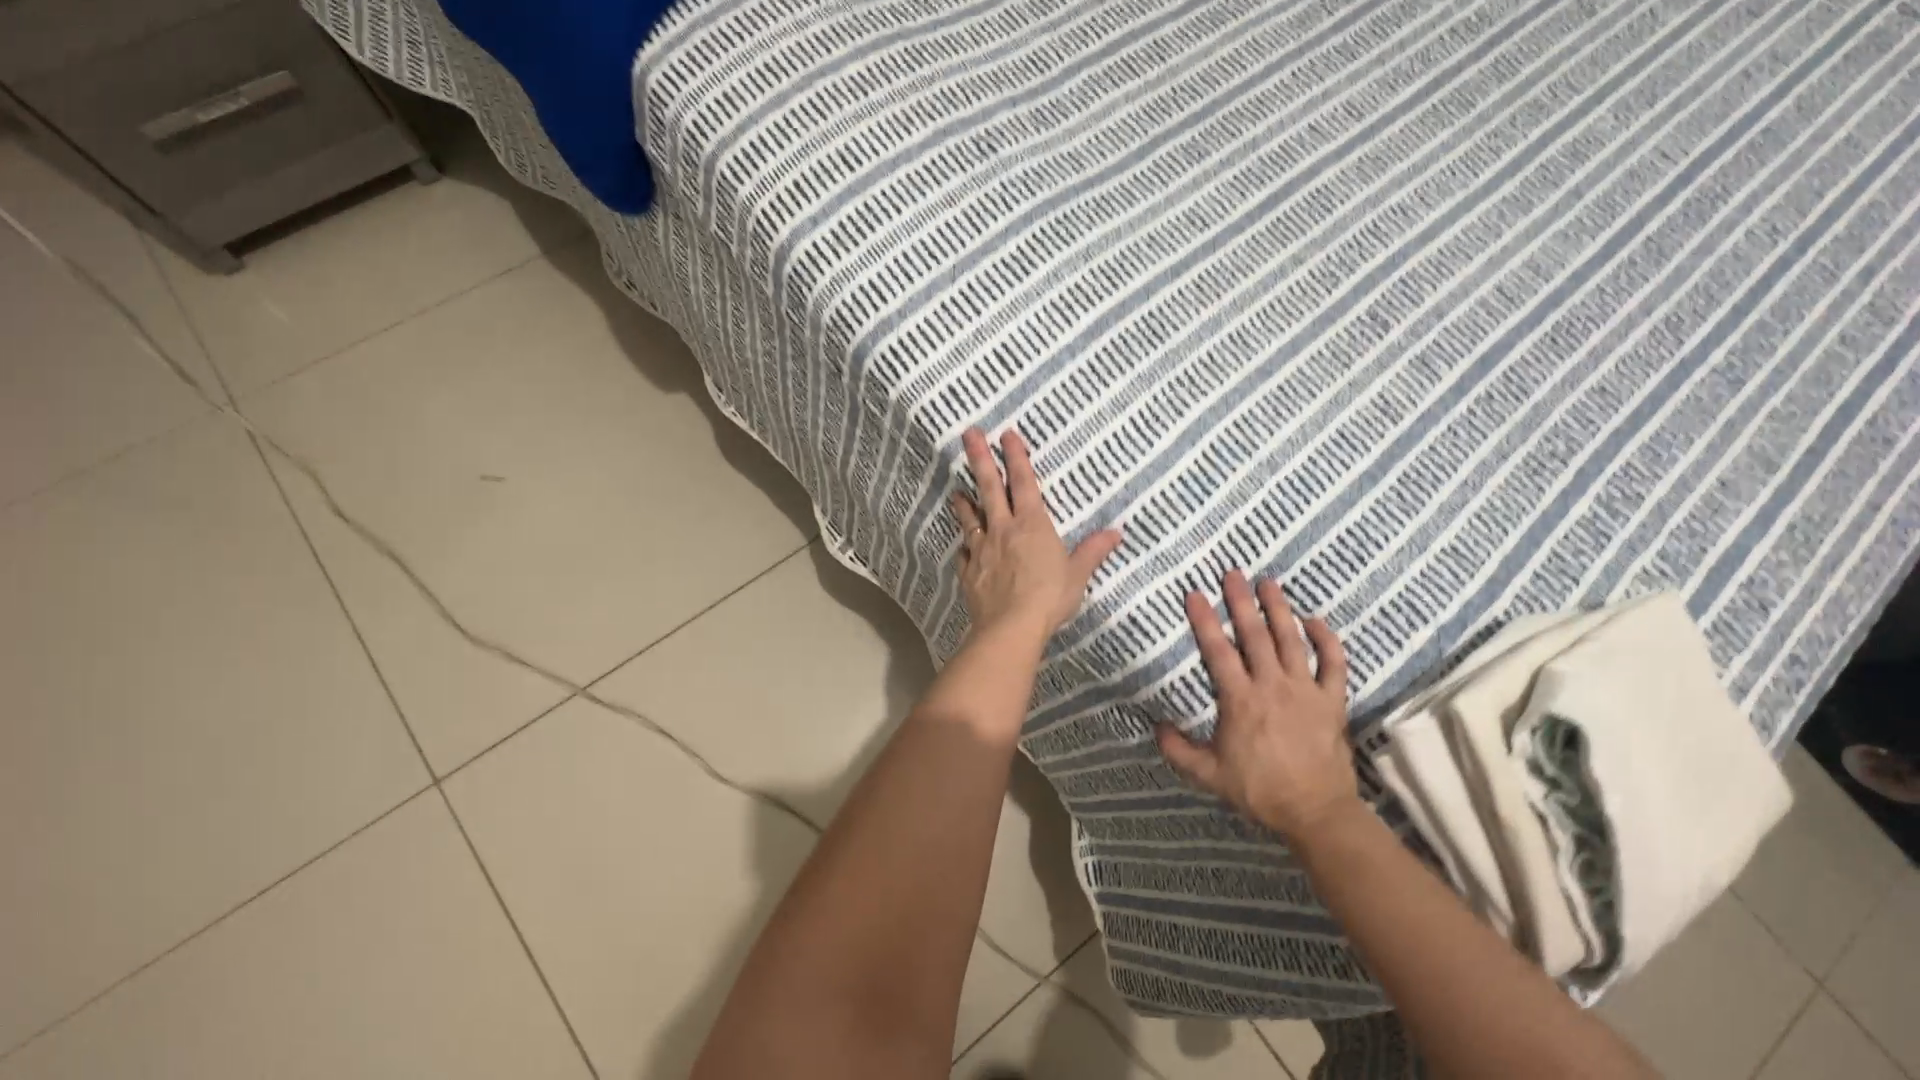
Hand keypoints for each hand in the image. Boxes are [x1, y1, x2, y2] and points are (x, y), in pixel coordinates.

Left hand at [951, 428, 1122, 644]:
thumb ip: (1092, 552)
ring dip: (964, 502)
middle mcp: (1003, 530)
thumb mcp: (1078, 574)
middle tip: (968, 435)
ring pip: (971, 518)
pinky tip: (964, 547)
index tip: (1007, 434)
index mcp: (1032, 525)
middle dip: (980, 458)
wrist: (1010, 627)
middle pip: (989, 488)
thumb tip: (1115, 534)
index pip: (1024, 482)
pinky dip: (964, 547)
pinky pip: (965, 554)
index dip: (1016, 457)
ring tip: (957, 490)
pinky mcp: (969, 572)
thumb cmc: (1049, 598)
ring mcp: (982, 550)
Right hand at [1155, 570, 1360, 841]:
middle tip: (1233, 573)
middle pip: (1255, 635)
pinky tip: (1315, 620)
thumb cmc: (1259, 791)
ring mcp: (1306, 690)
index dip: (1205, 621)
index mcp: (1240, 700)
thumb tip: (1155, 726)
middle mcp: (1272, 686)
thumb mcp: (1208, 775)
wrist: (1314, 810)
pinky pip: (1333, 663)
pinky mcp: (1332, 701)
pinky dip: (1326, 639)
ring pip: (1291, 640)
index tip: (1194, 593)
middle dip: (1241, 601)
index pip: (1218, 652)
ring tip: (1269, 583)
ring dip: (1279, 609)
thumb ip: (1179, 749)